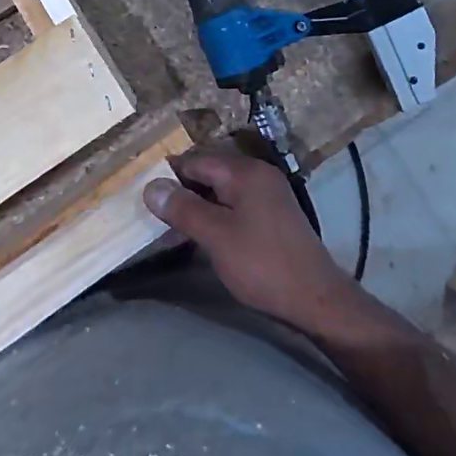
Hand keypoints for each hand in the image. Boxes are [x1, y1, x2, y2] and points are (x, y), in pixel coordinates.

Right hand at [143, 151, 394, 342]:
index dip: (169, 174)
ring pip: (222, 190)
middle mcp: (259, 174)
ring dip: (197, 204)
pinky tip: (200, 233)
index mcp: (246, 172)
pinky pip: (235, 203)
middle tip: (151, 212)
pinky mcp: (272, 214)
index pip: (198, 160)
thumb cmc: (261, 263)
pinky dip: (215, 213)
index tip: (142, 193)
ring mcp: (268, 193)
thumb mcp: (216, 236)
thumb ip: (184, 209)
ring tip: (168, 226)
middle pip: (210, 172)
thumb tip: (151, 186)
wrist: (313, 295)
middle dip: (182, 189)